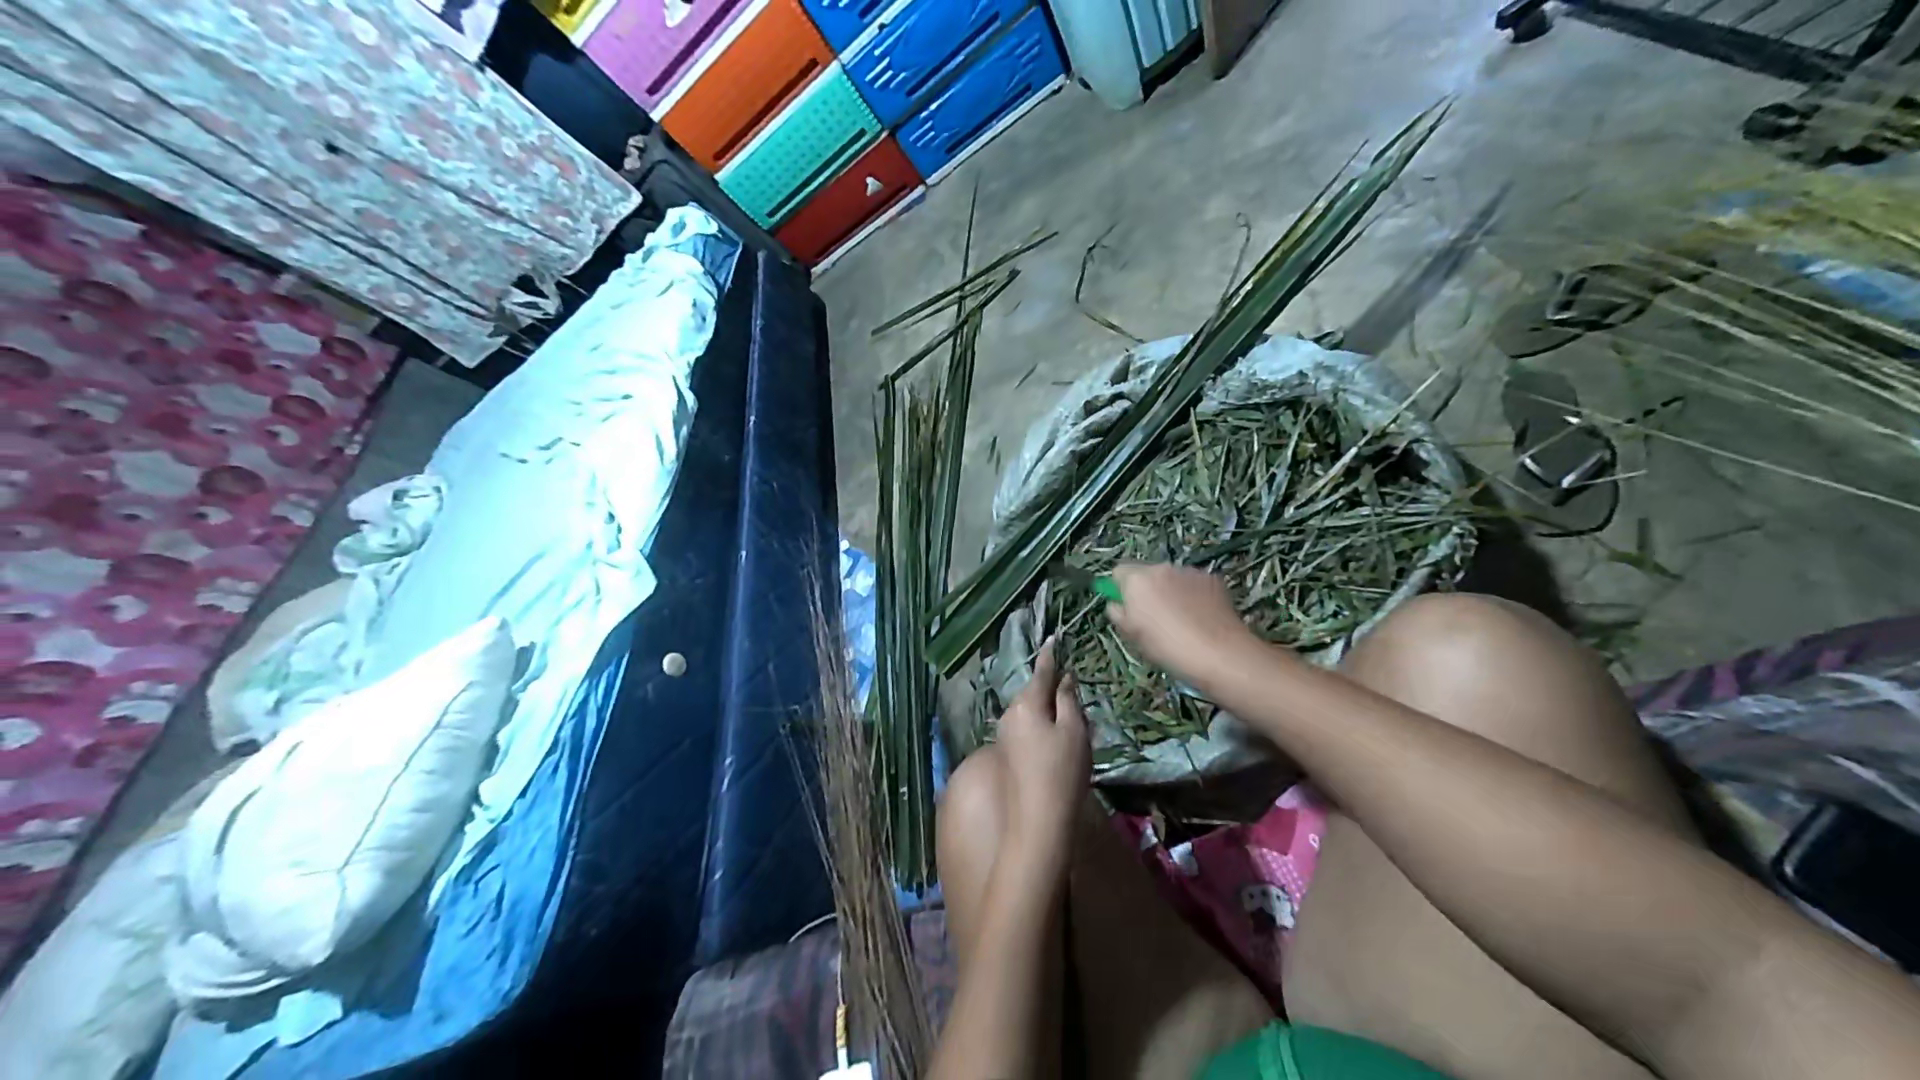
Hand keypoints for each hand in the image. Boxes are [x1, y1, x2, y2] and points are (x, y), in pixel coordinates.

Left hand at [997, 636, 1089, 875]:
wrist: (1039, 822)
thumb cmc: (1062, 772)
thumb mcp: (1074, 731)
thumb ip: (1068, 700)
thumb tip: (1064, 678)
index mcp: (1025, 703)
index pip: (1041, 672)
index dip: (1050, 656)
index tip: (1054, 639)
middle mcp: (1009, 714)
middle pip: (1033, 691)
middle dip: (1051, 686)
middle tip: (1074, 684)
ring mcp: (1005, 735)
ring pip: (1030, 711)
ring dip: (1047, 708)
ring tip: (1071, 713)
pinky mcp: (1008, 754)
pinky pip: (1027, 728)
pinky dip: (1042, 725)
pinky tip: (1056, 736)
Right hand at [1106, 563, 1263, 687]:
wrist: (1219, 653)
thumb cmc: (1167, 647)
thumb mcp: (1132, 636)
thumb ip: (1118, 613)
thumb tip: (1117, 604)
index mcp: (1137, 580)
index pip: (1118, 571)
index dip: (1120, 588)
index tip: (1128, 608)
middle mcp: (1162, 568)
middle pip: (1146, 572)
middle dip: (1146, 589)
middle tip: (1153, 617)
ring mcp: (1189, 571)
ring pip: (1171, 577)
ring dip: (1170, 590)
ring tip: (1180, 619)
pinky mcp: (1212, 579)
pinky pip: (1193, 583)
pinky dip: (1192, 594)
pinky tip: (1199, 616)